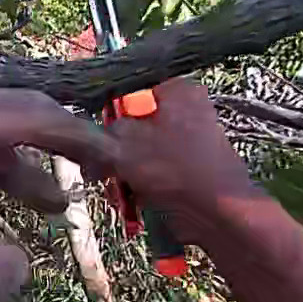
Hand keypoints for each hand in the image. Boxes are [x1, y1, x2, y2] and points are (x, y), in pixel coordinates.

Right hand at [104, 77, 260, 234]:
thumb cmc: (171, 169)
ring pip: (136, 152)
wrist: (216, 214)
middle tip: (101, 166)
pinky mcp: (186, 170)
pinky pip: (149, 172)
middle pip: (131, 123)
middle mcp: (186, 111)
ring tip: (118, 190)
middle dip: (111, 149)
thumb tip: (86, 133)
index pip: (131, 87)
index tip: (92, 128)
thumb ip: (99, 131)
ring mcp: (187, 143)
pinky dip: (137, 186)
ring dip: (120, 172)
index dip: (106, 108)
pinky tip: (131, 200)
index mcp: (178, 92)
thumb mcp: (122, 143)